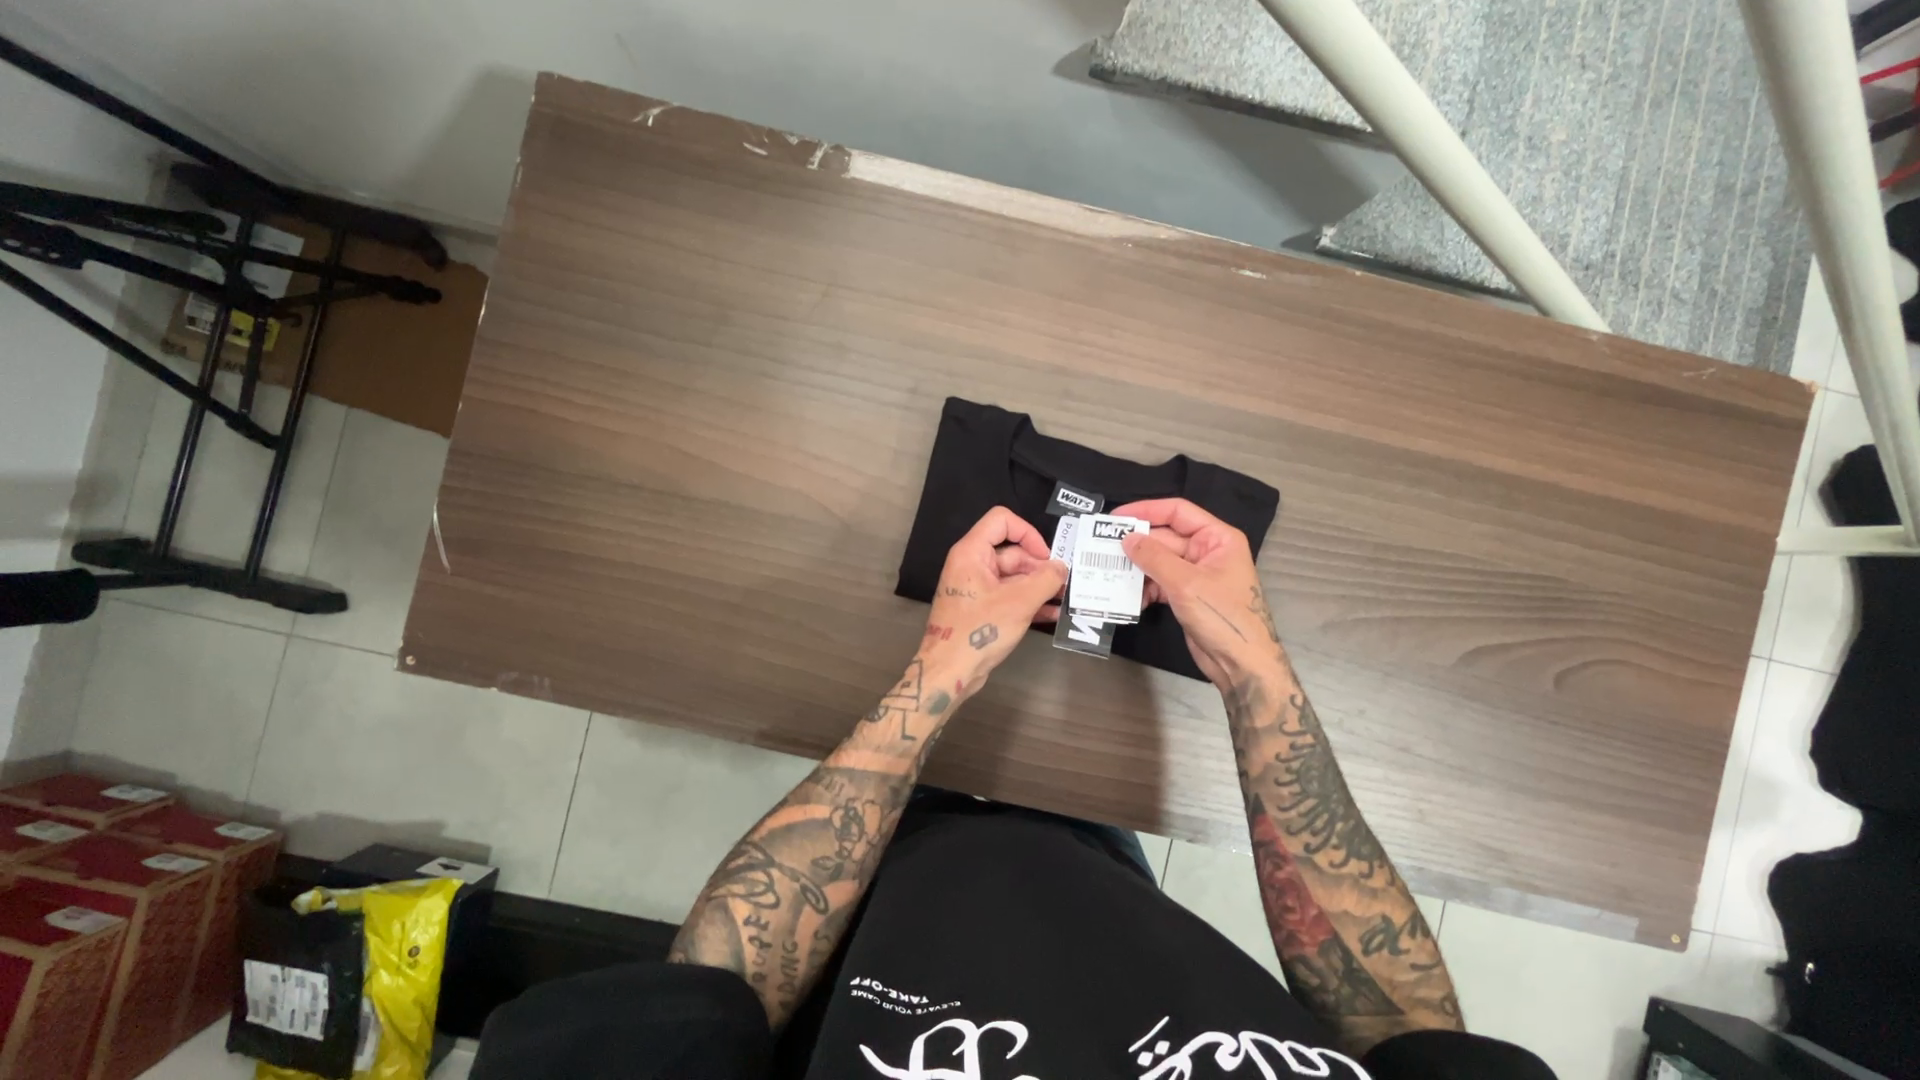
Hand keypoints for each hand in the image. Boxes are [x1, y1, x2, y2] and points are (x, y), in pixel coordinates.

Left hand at [919, 506, 1067, 694]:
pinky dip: (1028, 602)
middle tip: (1064, 584)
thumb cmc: (979, 631)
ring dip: (1038, 586)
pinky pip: (1008, 596)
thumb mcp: (1019, 602)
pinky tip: (1051, 614)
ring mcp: (975, 588)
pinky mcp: (980, 609)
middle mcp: (971, 565)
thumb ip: (1046, 580)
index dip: (1028, 533)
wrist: (949, 671)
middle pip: (1012, 551)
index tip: (1047, 557)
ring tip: (1064, 598)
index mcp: (972, 553)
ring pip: (1013, 577)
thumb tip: (1062, 568)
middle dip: (1039, 567)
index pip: (1002, 520)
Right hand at [1112, 497, 1282, 687]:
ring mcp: (1197, 575)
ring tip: (1111, 574)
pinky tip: (1129, 598)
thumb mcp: (1185, 583)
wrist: (1242, 663)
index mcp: (1217, 538)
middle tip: (1104, 549)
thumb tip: (1126, 538)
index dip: (1146, 511)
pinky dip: (1145, 589)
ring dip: (1138, 569)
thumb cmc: (1222, 616)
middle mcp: (1208, 551)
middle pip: (1165, 538)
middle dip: (1137, 545)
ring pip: (1160, 562)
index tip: (1117, 517)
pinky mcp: (1188, 596)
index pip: (1178, 512)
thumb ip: (1154, 557)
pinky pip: (1161, 583)